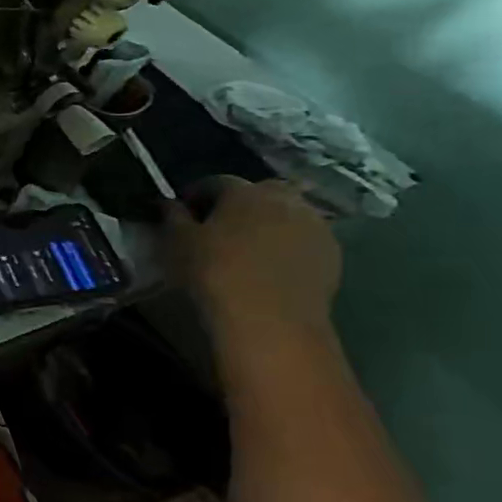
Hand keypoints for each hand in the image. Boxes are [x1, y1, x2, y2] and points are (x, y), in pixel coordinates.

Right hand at [164, 177, 340, 328]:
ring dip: (270, 222)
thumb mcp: (178, 243)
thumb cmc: (215, 273)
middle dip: (242, 202)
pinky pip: (305, 239)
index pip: (215, 182)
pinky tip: (275, 266)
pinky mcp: (332, 254)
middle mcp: (284, 199)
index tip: (184, 210)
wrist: (271, 320)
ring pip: (288, 213)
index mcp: (243, 192)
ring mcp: (314, 226)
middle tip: (223, 226)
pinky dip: (290, 244)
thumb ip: (172, 216)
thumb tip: (168, 202)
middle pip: (261, 190)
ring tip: (252, 247)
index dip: (196, 194)